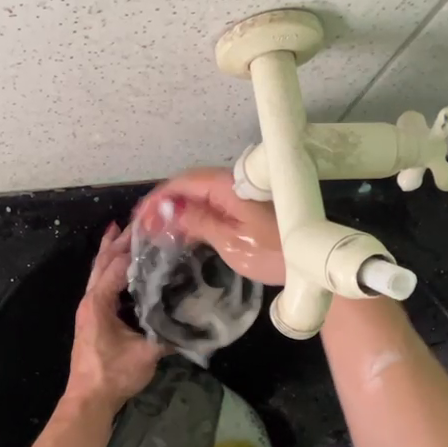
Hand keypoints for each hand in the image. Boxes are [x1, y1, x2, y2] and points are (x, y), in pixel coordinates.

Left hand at [63, 222, 166, 414]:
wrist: (88, 400)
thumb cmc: (113, 375)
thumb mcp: (146, 354)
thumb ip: (170, 336)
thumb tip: (197, 322)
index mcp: (98, 302)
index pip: (117, 265)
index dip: (134, 247)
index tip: (152, 229)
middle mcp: (89, 300)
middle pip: (102, 262)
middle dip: (117, 240)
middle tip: (135, 219)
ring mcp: (88, 309)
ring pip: (98, 272)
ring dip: (110, 252)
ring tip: (122, 231)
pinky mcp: (91, 318)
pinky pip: (100, 284)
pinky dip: (110, 270)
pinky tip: (122, 269)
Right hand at [133, 167, 285, 285]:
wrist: (307, 264)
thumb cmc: (271, 254)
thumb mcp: (230, 241)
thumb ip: (198, 221)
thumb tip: (168, 210)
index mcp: (227, 186)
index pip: (182, 182)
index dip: (157, 198)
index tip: (140, 217)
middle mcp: (231, 184)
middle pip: (188, 186)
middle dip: (163, 204)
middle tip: (143, 227)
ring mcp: (238, 196)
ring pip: (197, 195)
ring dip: (175, 211)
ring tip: (156, 231)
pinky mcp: (243, 209)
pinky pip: (210, 205)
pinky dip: (191, 216)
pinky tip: (180, 233)